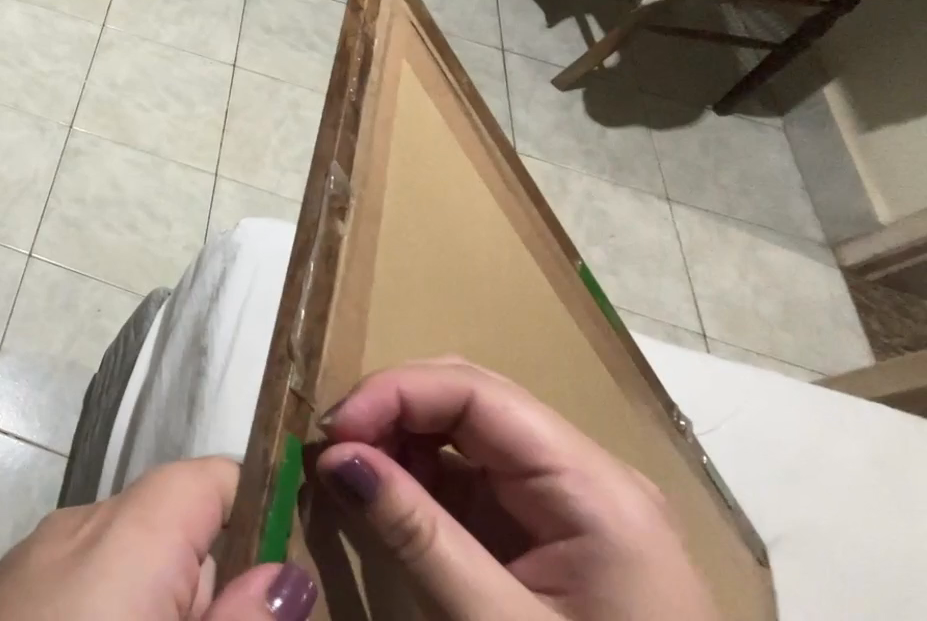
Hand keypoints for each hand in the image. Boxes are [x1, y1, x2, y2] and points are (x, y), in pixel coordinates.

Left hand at [0, 456, 319, 620]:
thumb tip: (287, 574)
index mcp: (129, 532)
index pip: (208, 478)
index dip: (258, 511)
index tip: (288, 570)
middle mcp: (80, 524)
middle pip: (172, 524)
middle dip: (211, 581)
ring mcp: (35, 555)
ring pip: (127, 558)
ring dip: (161, 599)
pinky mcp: (6, 588)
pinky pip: (83, 580)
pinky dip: (112, 607)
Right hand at [313, 358, 719, 620]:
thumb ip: (416, 534)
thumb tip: (333, 454)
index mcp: (594, 488)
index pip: (475, 390)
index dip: (393, 393)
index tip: (332, 434)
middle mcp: (585, 474)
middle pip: (471, 395)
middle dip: (392, 407)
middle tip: (332, 450)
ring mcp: (569, 499)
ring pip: (466, 425)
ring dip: (399, 436)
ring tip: (352, 474)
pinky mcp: (550, 527)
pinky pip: (472, 470)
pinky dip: (419, 471)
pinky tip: (389, 498)